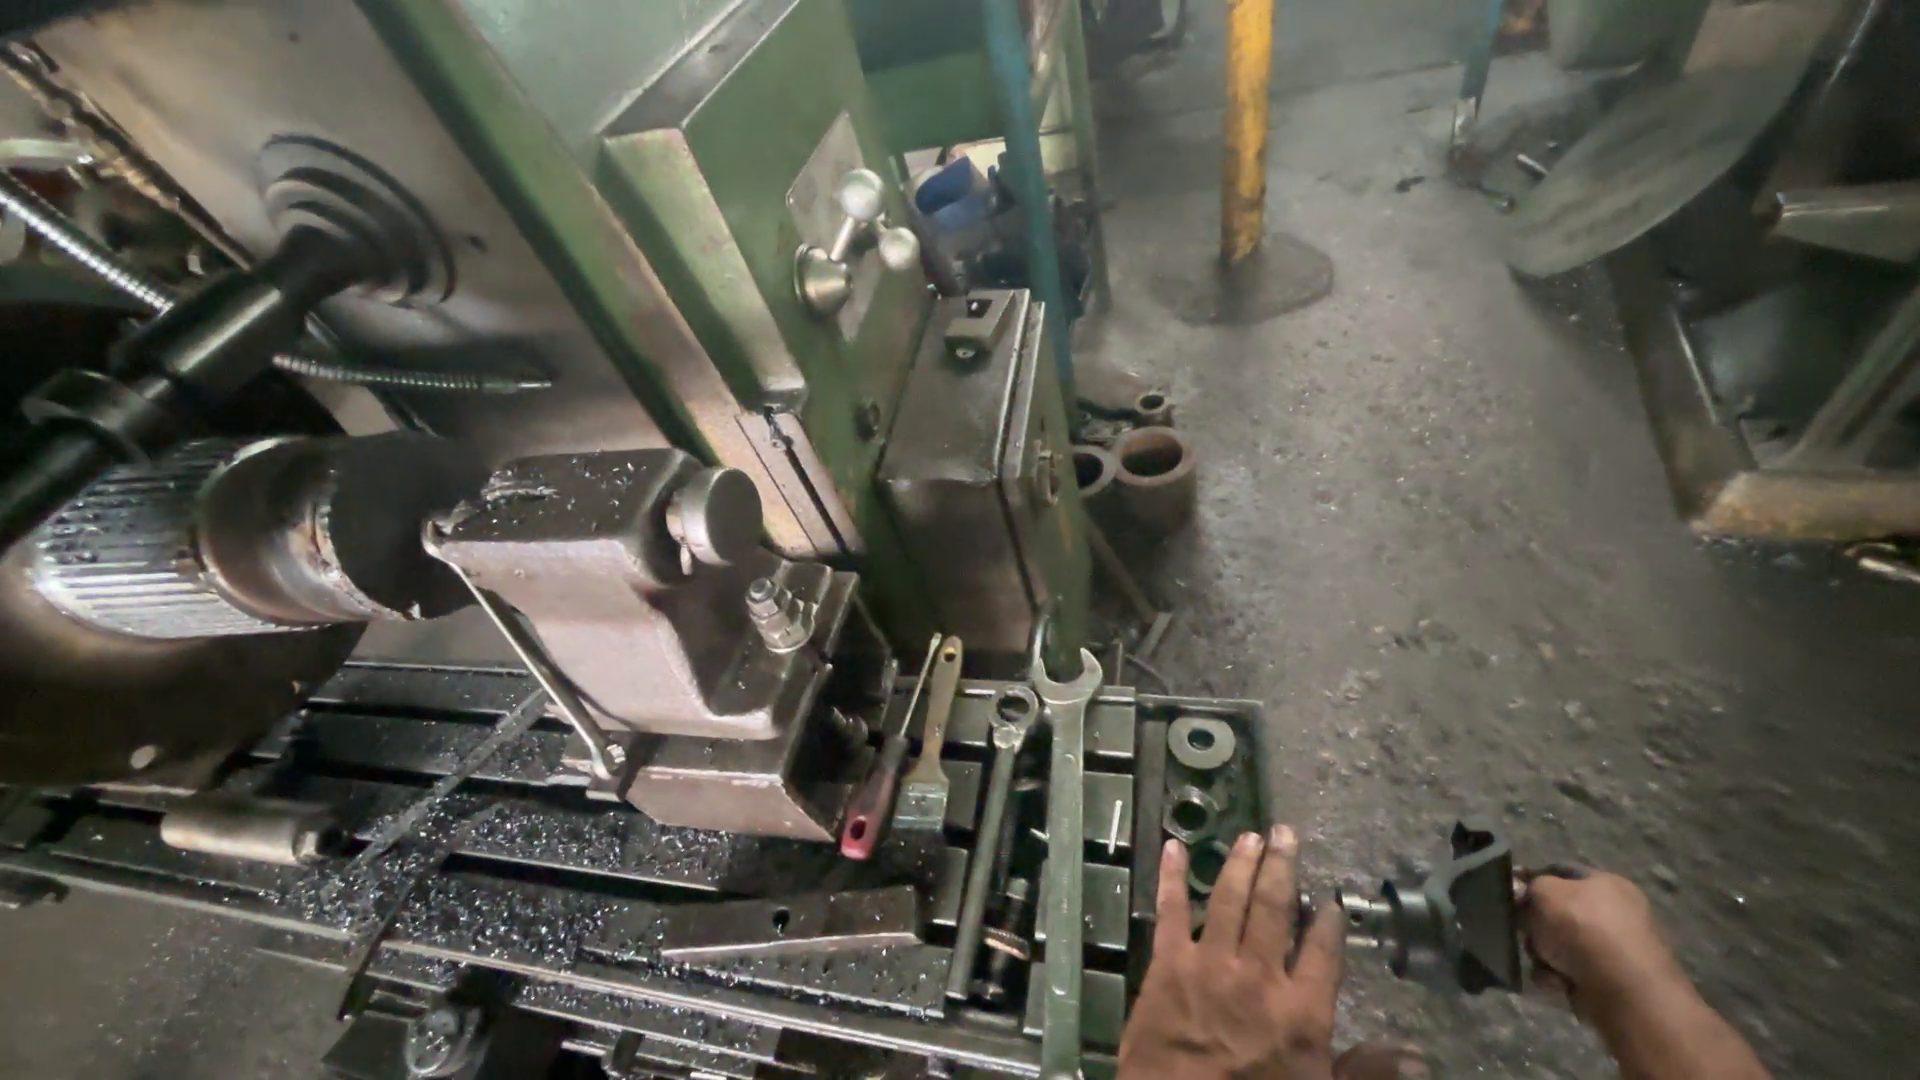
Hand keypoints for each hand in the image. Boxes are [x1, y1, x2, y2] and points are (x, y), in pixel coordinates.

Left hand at [1118, 826, 1346, 1079]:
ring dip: (1240, 863)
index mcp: (1300, 1010)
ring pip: (1229, 899)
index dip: (1326, 920)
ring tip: (1249, 836)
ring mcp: (1209, 962)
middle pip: (1273, 907)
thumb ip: (1366, 1071)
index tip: (1328, 896)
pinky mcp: (1168, 961)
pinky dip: (1171, 875)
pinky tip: (1174, 846)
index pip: (1321, 950)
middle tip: (1284, 833)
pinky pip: (1170, 909)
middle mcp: (1258, 974)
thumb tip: (1417, 1055)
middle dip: (1281, 866)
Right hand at [1521, 872, 1687, 1017]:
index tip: (1510, 891)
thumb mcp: (1543, 891)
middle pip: (1557, 910)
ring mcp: (1615, 949)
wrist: (1624, 991)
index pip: (1560, 870)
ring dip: (1542, 951)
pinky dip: (1556, 974)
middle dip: (1535, 922)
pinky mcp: (1610, 980)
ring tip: (1543, 959)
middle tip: (1525, 929)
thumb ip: (1527, 886)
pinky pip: (1568, 969)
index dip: (1531, 877)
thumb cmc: (1583, 928)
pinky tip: (1555, 978)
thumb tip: (1523, 896)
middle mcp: (1616, 913)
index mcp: (1608, 884)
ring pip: (1558, 941)